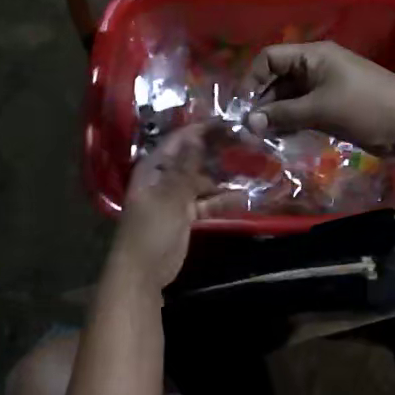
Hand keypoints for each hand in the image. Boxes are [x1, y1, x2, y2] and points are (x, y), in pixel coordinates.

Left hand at [113, 125, 244, 285]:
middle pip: (193, 159)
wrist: (142, 273)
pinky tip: (245, 196)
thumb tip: (196, 138)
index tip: (229, 122)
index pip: (179, 141)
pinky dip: (222, 201)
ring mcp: (175, 198)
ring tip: (252, 166)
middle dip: (217, 152)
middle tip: (247, 143)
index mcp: (153, 169)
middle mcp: (164, 179)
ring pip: (203, 181)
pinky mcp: (186, 217)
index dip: (202, 130)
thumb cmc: (151, 231)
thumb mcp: (169, 197)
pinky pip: (206, 203)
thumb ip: (185, 168)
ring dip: (223, 176)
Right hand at [239, 41, 394, 151]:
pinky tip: (282, 138)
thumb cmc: (365, 109)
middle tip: (248, 129)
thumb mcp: (320, 110)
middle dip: (262, 101)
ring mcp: (327, 86)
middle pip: (278, 78)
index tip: (241, 108)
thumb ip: (282, 115)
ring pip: (290, 96)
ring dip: (276, 114)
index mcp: (314, 55)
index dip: (251, 80)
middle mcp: (317, 66)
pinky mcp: (335, 105)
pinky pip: (305, 109)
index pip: (269, 58)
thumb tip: (248, 122)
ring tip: (262, 137)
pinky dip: (292, 121)